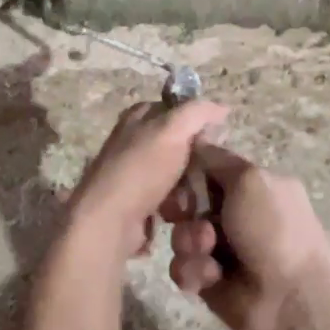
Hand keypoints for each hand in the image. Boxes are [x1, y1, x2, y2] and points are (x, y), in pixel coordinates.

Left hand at [69, 99, 229, 258]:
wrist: (109, 221)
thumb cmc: (141, 170)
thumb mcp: (172, 131)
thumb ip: (196, 113)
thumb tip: (221, 107)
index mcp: (137, 118)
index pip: (171, 110)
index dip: (194, 121)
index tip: (213, 139)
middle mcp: (131, 142)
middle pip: (175, 146)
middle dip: (193, 161)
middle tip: (206, 174)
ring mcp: (132, 174)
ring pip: (173, 175)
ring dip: (187, 189)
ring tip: (193, 200)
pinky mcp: (133, 203)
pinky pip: (165, 201)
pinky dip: (174, 208)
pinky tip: (179, 215)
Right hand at [166, 144, 329, 329]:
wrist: (293, 299)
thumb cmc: (274, 230)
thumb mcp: (250, 179)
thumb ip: (218, 159)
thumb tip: (196, 138)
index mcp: (250, 186)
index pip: (207, 169)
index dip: (188, 171)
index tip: (176, 174)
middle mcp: (234, 214)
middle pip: (187, 201)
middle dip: (182, 207)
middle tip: (183, 214)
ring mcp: (220, 249)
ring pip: (181, 235)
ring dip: (190, 241)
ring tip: (207, 252)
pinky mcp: (208, 280)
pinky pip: (183, 268)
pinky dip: (193, 270)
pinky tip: (211, 276)